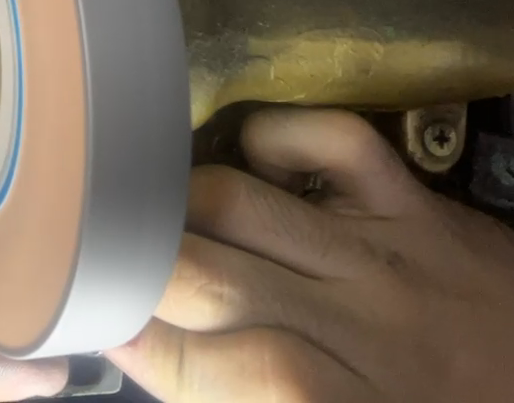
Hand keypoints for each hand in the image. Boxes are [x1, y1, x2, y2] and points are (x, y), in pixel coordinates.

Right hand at [111, 109, 513, 402]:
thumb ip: (249, 396)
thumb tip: (157, 355)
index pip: (202, 368)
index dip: (129, 335)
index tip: (93, 313)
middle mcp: (358, 325)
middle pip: (207, 272)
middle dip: (136, 260)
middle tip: (104, 248)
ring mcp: (388, 249)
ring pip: (241, 198)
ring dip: (177, 198)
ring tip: (151, 200)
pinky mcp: (420, 201)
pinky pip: (328, 138)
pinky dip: (272, 135)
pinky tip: (247, 157)